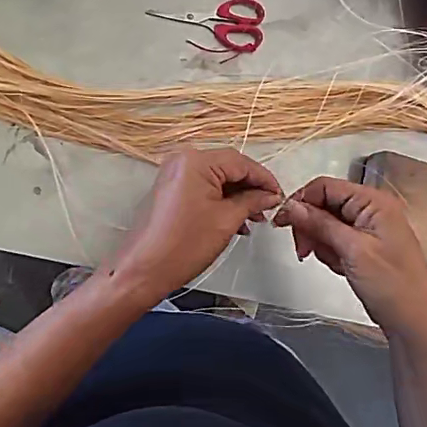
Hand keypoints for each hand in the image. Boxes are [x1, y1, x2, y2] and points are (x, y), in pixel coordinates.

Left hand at [98, 150, 282, 304]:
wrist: (147, 266)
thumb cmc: (184, 243)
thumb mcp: (227, 219)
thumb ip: (252, 201)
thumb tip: (269, 195)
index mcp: (195, 161)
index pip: (240, 161)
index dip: (264, 178)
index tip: (280, 195)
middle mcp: (182, 160)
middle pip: (227, 167)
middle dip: (250, 187)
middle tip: (269, 208)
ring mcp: (174, 174)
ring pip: (216, 178)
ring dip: (237, 196)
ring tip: (254, 218)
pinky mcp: (171, 188)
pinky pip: (203, 186)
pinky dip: (221, 200)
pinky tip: (236, 221)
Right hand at [272, 177, 426, 338]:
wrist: (416, 325)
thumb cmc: (395, 287)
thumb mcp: (353, 250)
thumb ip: (319, 223)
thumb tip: (291, 205)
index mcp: (374, 202)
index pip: (324, 186)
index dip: (302, 201)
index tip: (285, 222)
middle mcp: (371, 209)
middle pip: (323, 203)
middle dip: (310, 226)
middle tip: (304, 248)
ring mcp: (368, 227)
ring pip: (325, 222)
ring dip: (319, 241)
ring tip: (332, 261)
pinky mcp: (364, 244)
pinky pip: (333, 238)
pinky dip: (329, 251)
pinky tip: (339, 266)